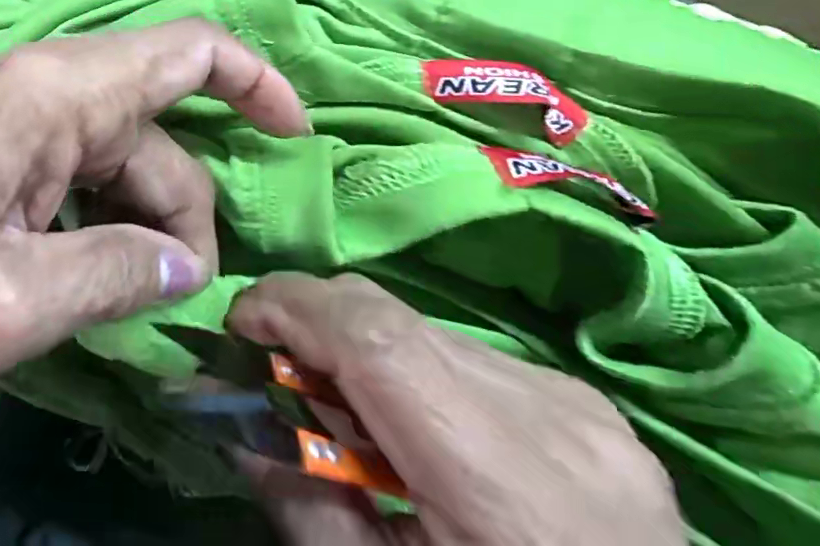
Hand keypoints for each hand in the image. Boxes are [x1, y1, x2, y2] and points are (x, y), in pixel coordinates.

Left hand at [0, 20, 309, 373]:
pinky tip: (84, 282)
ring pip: (130, 165)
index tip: (295, 135)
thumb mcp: (4, 298)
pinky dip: (108, 227)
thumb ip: (112, 279)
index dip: (257, 80)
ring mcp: (35, 117)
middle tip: (173, 301)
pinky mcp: (14, 148)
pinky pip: (91, 178)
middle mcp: (59, 88)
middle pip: (165, 139)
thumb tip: (187, 270)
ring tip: (120, 305)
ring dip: (144, 232)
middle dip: (186, 218)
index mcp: (65, 92)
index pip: (190, 49)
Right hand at [228, 274, 683, 545]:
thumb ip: (307, 508)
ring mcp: (580, 404)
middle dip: (314, 326)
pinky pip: (467, 358)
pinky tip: (411, 437)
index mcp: (514, 488)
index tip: (239, 324)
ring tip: (339, 416)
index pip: (380, 339)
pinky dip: (412, 374)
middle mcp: (554, 416)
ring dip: (362, 353)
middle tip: (268, 370)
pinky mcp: (585, 403)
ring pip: (427, 331)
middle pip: (398, 319)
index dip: (294, 311)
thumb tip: (234, 415)